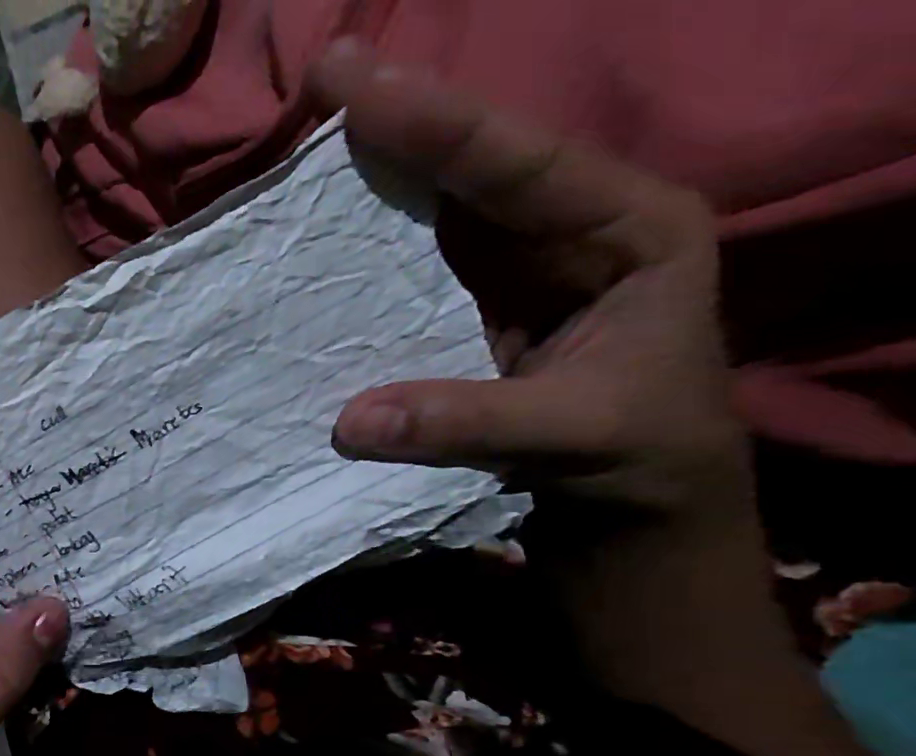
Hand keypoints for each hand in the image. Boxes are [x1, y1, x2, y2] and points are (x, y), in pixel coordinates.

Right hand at [313, 39, 749, 527]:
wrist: (624, 495)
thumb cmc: (634, 452)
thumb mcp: (575, 434)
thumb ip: (470, 421)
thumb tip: (349, 420)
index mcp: (624, 231)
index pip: (525, 164)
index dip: (442, 126)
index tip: (359, 92)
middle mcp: (558, 229)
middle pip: (471, 159)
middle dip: (398, 115)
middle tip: (325, 73)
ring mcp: (499, 264)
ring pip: (430, 200)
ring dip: (366, 167)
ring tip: (308, 125)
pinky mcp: (452, 303)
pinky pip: (399, 260)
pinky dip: (353, 240)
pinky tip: (311, 219)